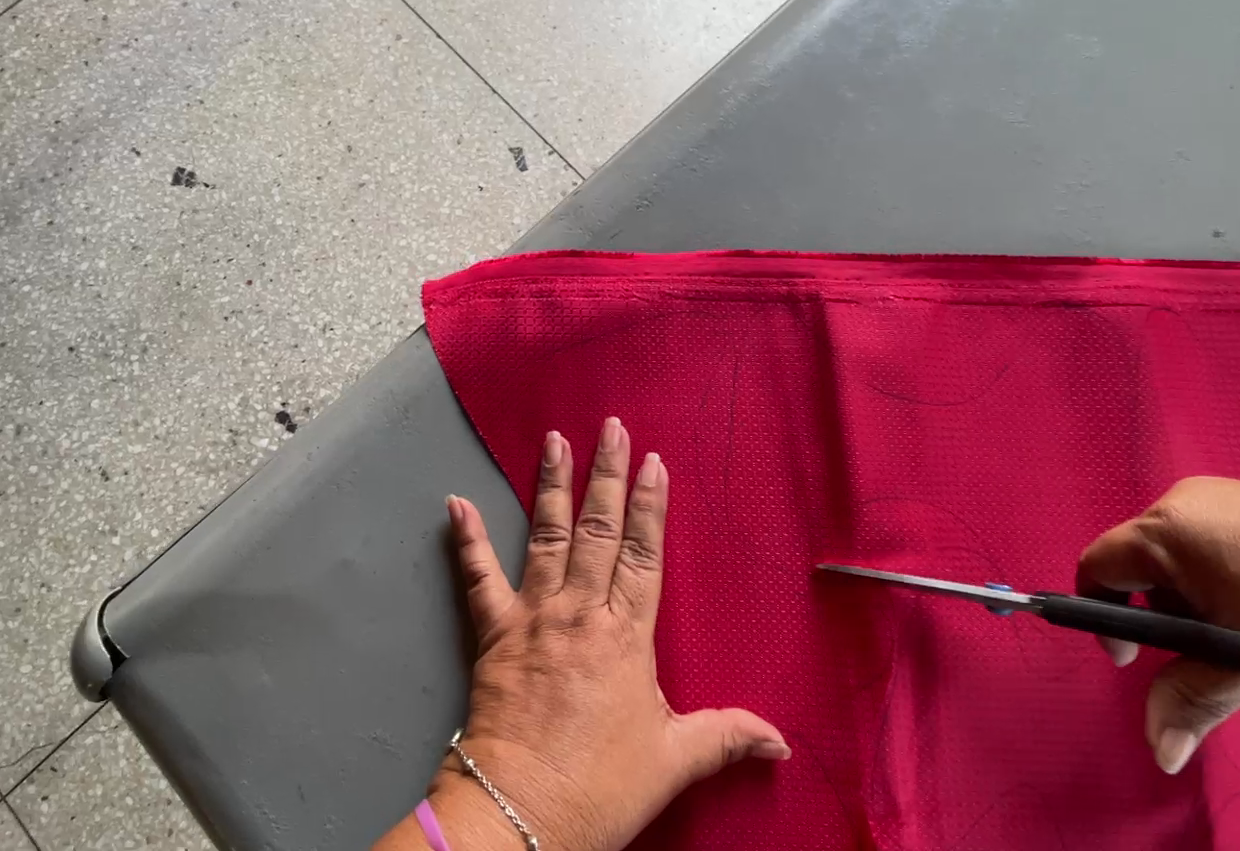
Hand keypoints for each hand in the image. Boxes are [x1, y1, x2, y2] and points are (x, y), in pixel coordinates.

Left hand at [430, 417, 787, 850]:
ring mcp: (533, 617)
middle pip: (597, 530)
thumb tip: (783, 741)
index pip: (642, 554)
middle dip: (605, 475)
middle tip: (610, 427)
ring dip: (552, 486)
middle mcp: (579, 611)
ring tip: (554, 441)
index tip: (652, 461)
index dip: (649, 506)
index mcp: (625, 634)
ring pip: (546, 537)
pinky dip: (467, 540)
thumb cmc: (598, 786)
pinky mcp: (493, 633)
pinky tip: (456, 503)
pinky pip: (478, 578)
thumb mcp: (672, 762)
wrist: (517, 813)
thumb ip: (726, 737)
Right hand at [1076, 477, 1239, 774]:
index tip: (1133, 662)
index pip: (1099, 566)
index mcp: (1166, 528)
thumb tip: (1158, 753)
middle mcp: (1190, 504)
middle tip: (1226, 673)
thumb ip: (1193, 699)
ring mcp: (1239, 502)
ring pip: (1204, 573)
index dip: (1101, 615)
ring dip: (1227, 627)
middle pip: (1155, 574)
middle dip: (1184, 632)